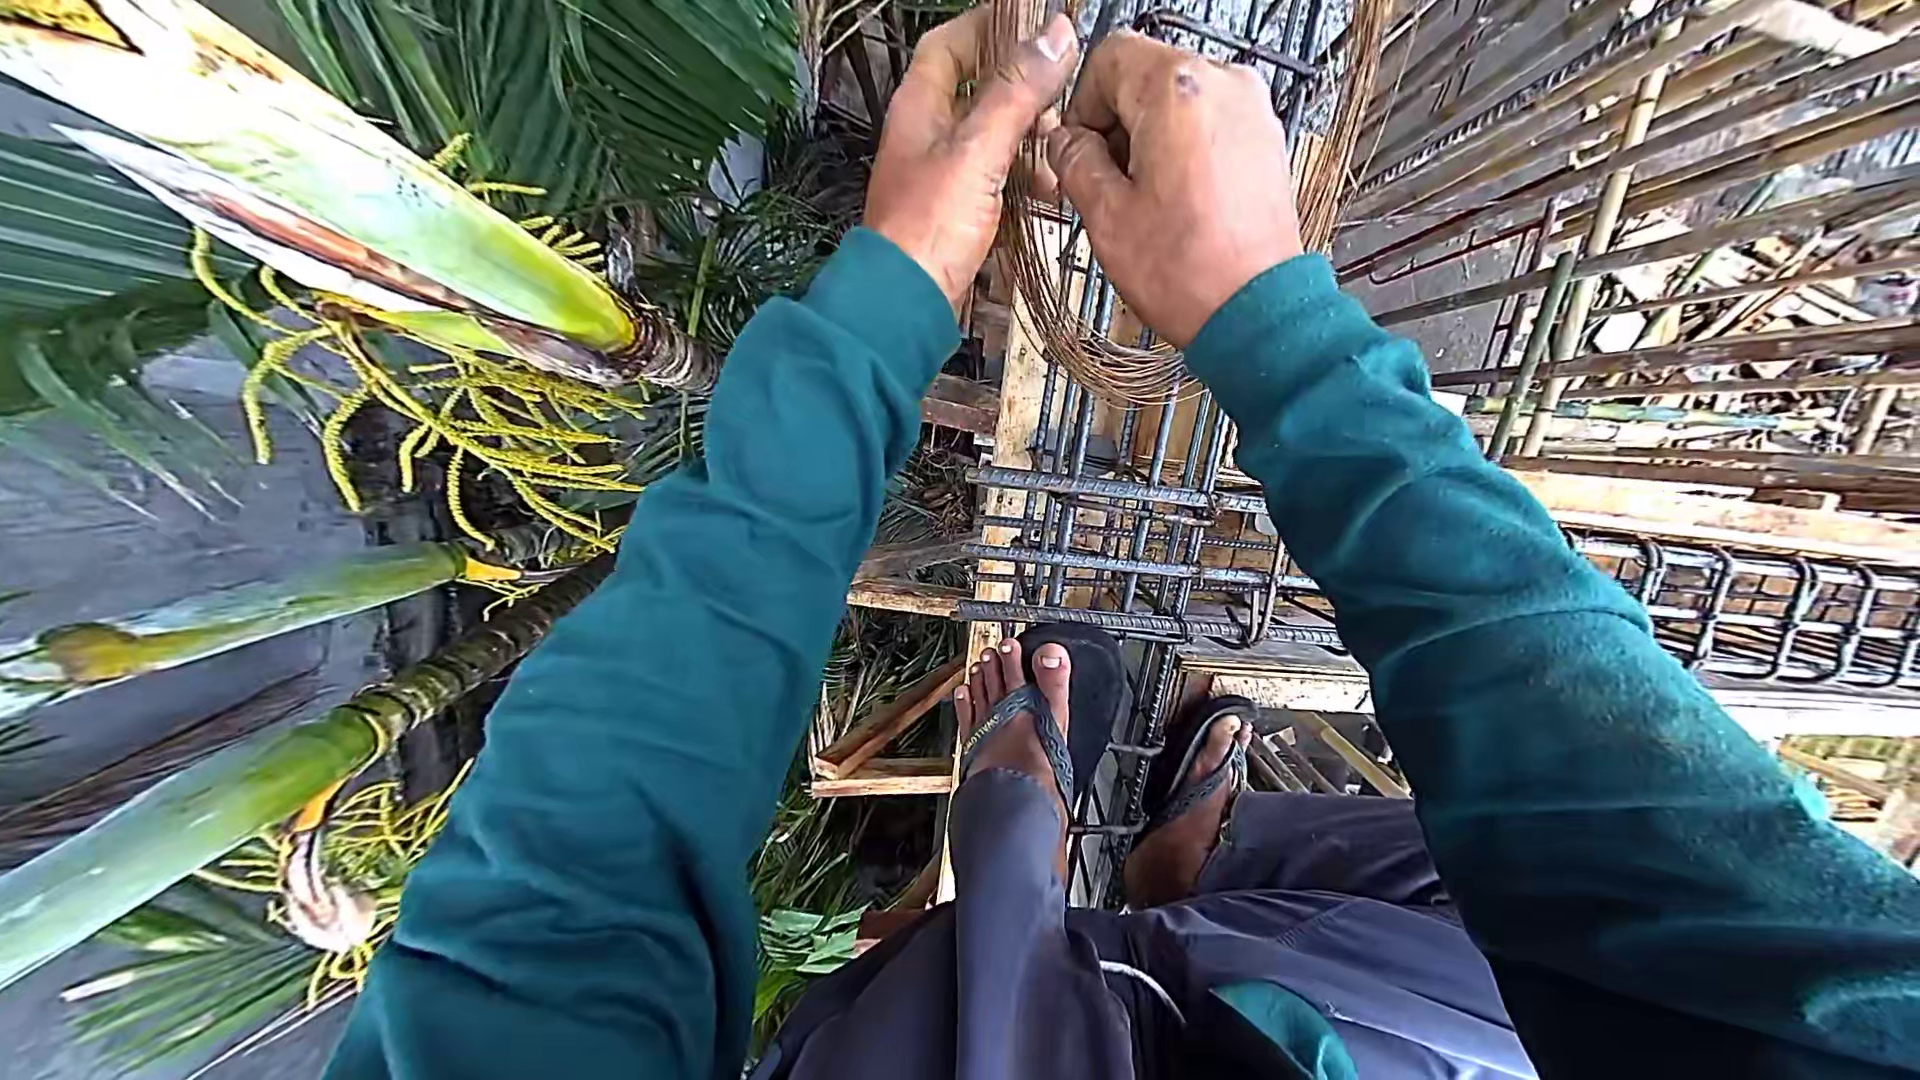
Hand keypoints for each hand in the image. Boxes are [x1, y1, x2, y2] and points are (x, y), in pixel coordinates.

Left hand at [864, 9, 1078, 309]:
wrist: (907, 304)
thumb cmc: (927, 229)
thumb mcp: (976, 151)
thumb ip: (1016, 93)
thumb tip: (1056, 36)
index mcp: (918, 109)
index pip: (950, 46)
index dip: (989, 29)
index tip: (1032, 27)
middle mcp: (925, 140)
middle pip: (977, 96)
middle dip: (1021, 96)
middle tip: (1057, 102)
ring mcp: (939, 182)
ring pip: (989, 145)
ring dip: (1026, 144)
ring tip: (1059, 153)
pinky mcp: (953, 220)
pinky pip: (992, 187)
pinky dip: (1019, 184)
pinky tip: (1045, 194)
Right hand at [1045, 31, 1303, 346]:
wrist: (1252, 310)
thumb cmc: (1187, 271)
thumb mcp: (1106, 218)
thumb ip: (1075, 164)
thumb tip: (1066, 143)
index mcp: (1176, 90)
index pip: (1109, 57)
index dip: (1081, 106)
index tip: (1077, 151)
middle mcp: (1223, 83)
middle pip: (1145, 78)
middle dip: (1114, 129)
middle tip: (1102, 187)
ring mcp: (1251, 111)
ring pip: (1176, 105)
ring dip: (1145, 145)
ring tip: (1140, 205)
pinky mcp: (1263, 142)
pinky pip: (1207, 129)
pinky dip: (1180, 156)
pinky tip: (1173, 206)